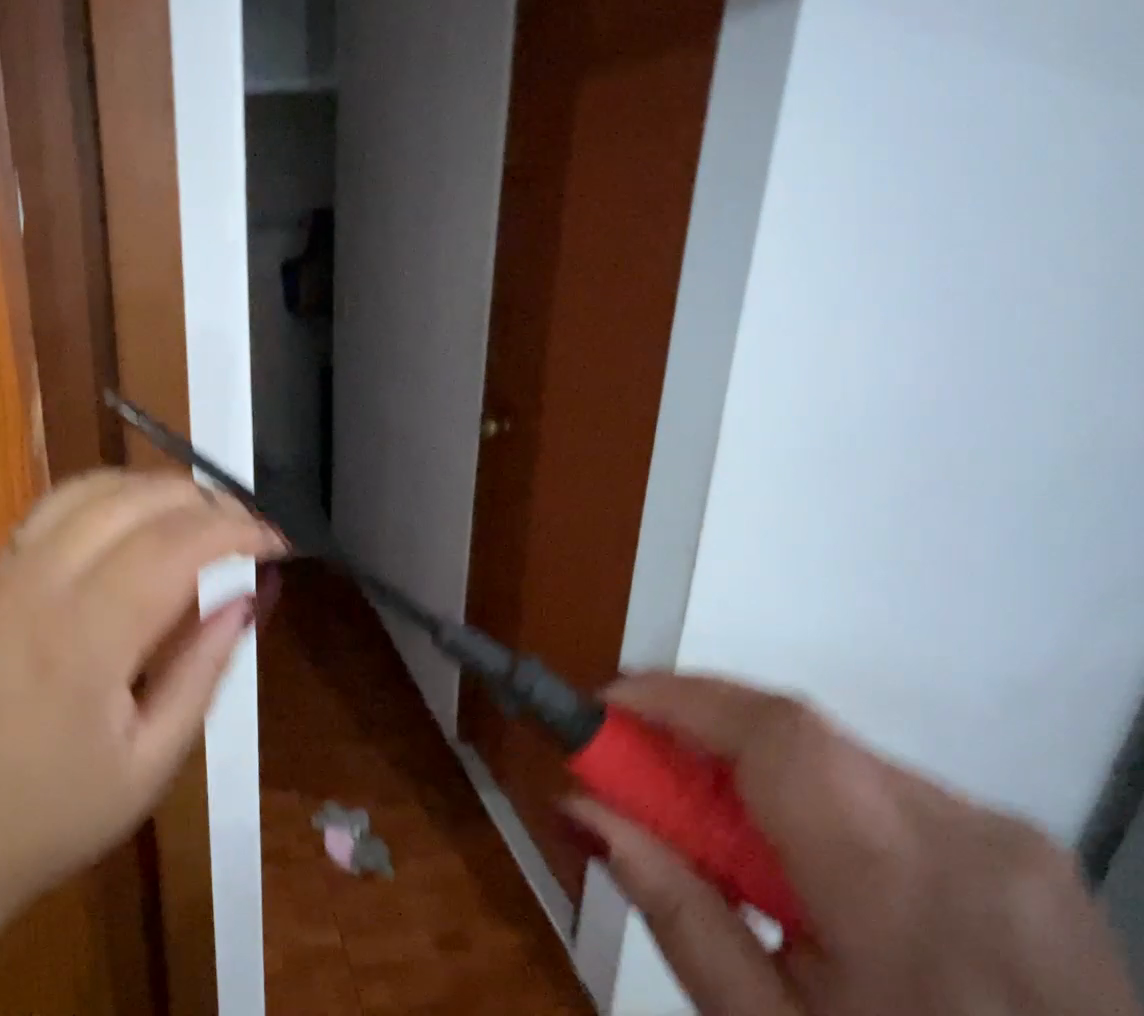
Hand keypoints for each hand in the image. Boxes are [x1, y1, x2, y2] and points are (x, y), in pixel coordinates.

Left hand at [0, 469, 284, 909]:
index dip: (235, 530)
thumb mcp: (151, 764)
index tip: (278, 542)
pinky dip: (105, 501)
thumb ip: (202, 670)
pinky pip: (50, 511)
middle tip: (246, 531)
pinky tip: (131, 531)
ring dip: (152, 490)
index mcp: (83, 639)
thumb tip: (247, 595)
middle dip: (202, 500)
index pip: (174, 545)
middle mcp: (36, 584)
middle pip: (132, 500)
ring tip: (197, 520)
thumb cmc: (53, 814)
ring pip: (86, 489)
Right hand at [567, 674, 1139, 1015]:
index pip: (778, 734)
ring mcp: (1011, 841)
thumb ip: (675, 910)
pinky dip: (816, 804)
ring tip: (711, 841)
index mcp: (902, 886)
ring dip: (756, 777)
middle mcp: (967, 833)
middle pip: (802, 740)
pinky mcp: (1029, 853)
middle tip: (632, 776)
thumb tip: (579, 808)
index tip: (601, 705)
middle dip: (700, 740)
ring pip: (840, 762)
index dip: (679, 697)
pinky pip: (888, 791)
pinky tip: (795, 867)